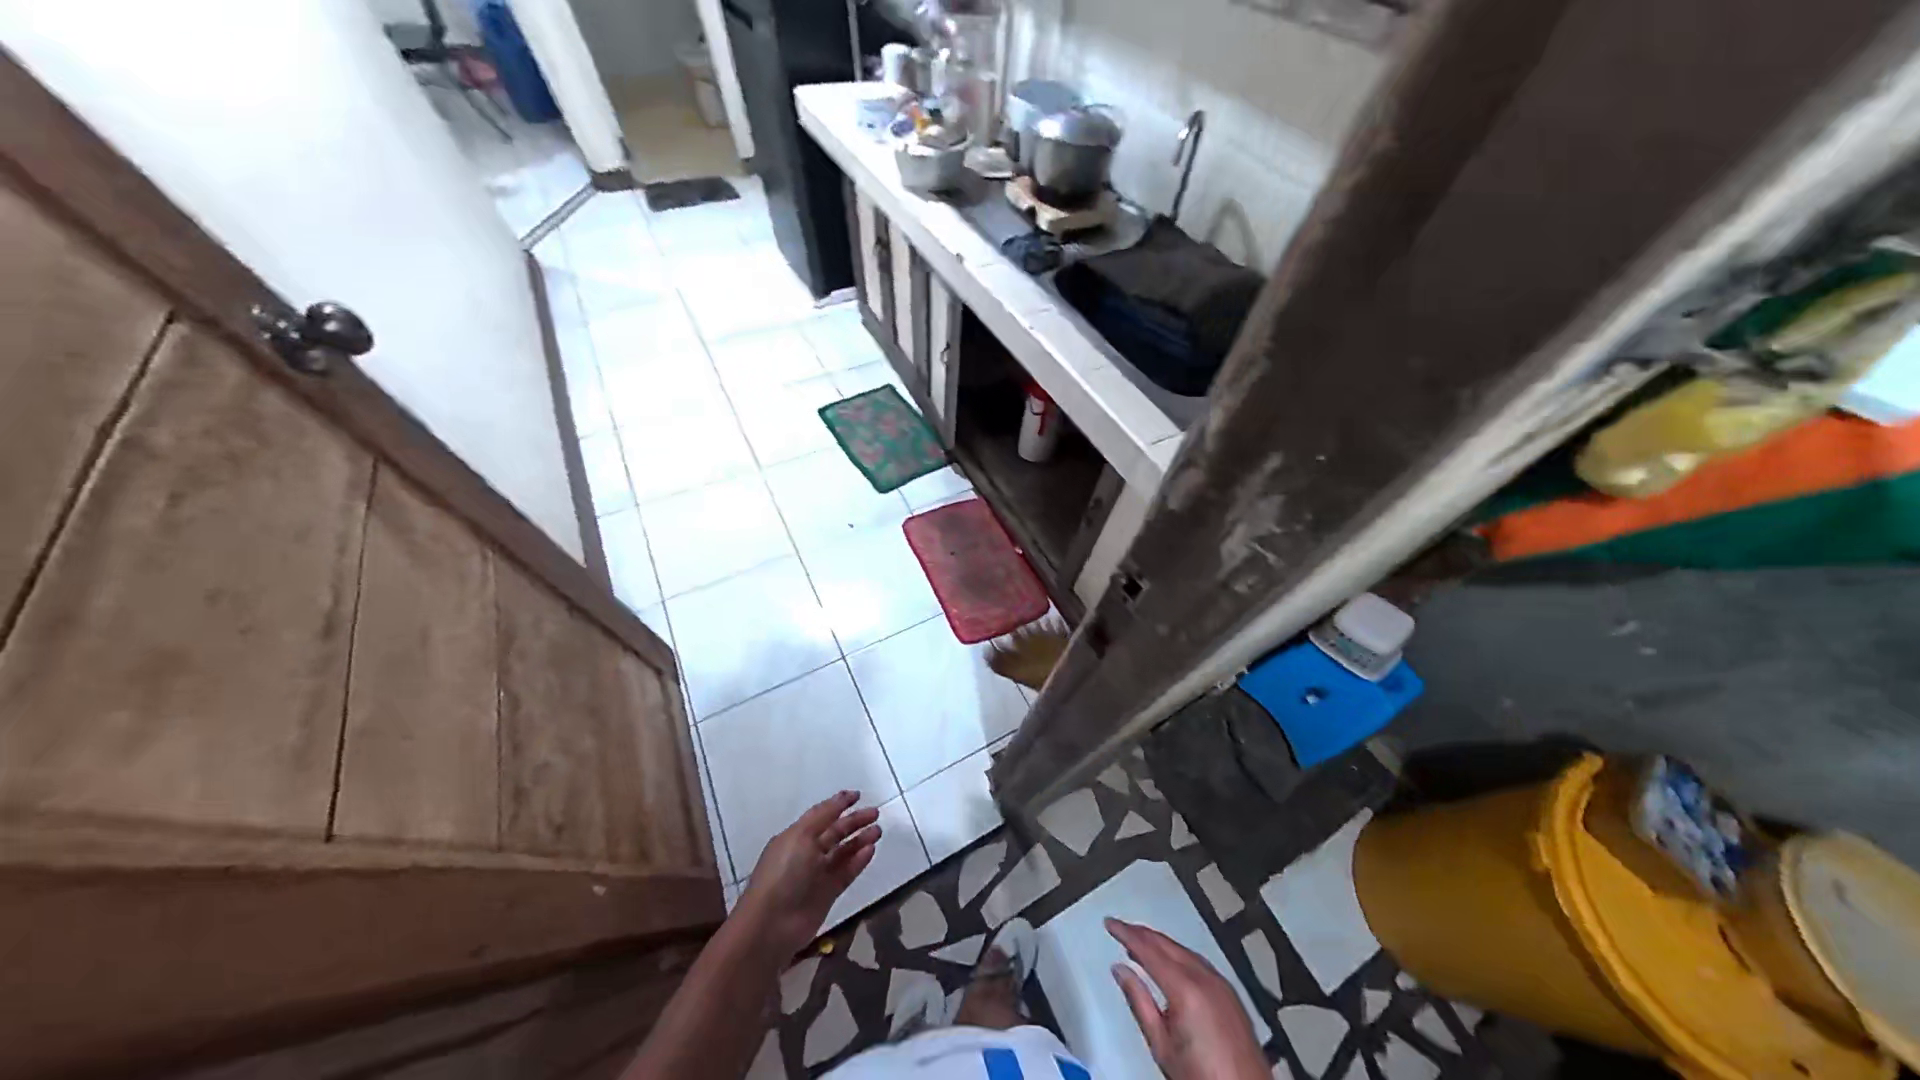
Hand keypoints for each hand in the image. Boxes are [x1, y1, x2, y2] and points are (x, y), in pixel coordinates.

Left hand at [736, 791, 880, 955]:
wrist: (772, 924)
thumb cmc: (784, 873)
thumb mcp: (800, 836)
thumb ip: (823, 816)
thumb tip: (840, 798)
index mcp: (795, 837)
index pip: (820, 815)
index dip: (838, 804)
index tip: (858, 795)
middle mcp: (806, 853)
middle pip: (835, 832)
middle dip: (854, 821)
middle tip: (875, 813)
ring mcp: (817, 874)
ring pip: (843, 852)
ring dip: (860, 840)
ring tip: (878, 831)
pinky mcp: (828, 893)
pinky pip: (846, 872)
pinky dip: (858, 860)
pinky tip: (871, 850)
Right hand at [1107, 918, 1268, 1079]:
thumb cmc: (1200, 1076)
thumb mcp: (1161, 1044)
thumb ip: (1139, 1002)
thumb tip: (1120, 969)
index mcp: (1185, 988)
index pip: (1149, 950)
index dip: (1126, 933)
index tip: (1110, 923)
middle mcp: (1205, 978)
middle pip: (1167, 945)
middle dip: (1142, 934)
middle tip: (1120, 929)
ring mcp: (1221, 984)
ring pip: (1183, 950)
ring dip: (1160, 943)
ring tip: (1139, 943)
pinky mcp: (1230, 993)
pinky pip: (1198, 962)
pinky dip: (1178, 954)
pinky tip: (1169, 961)